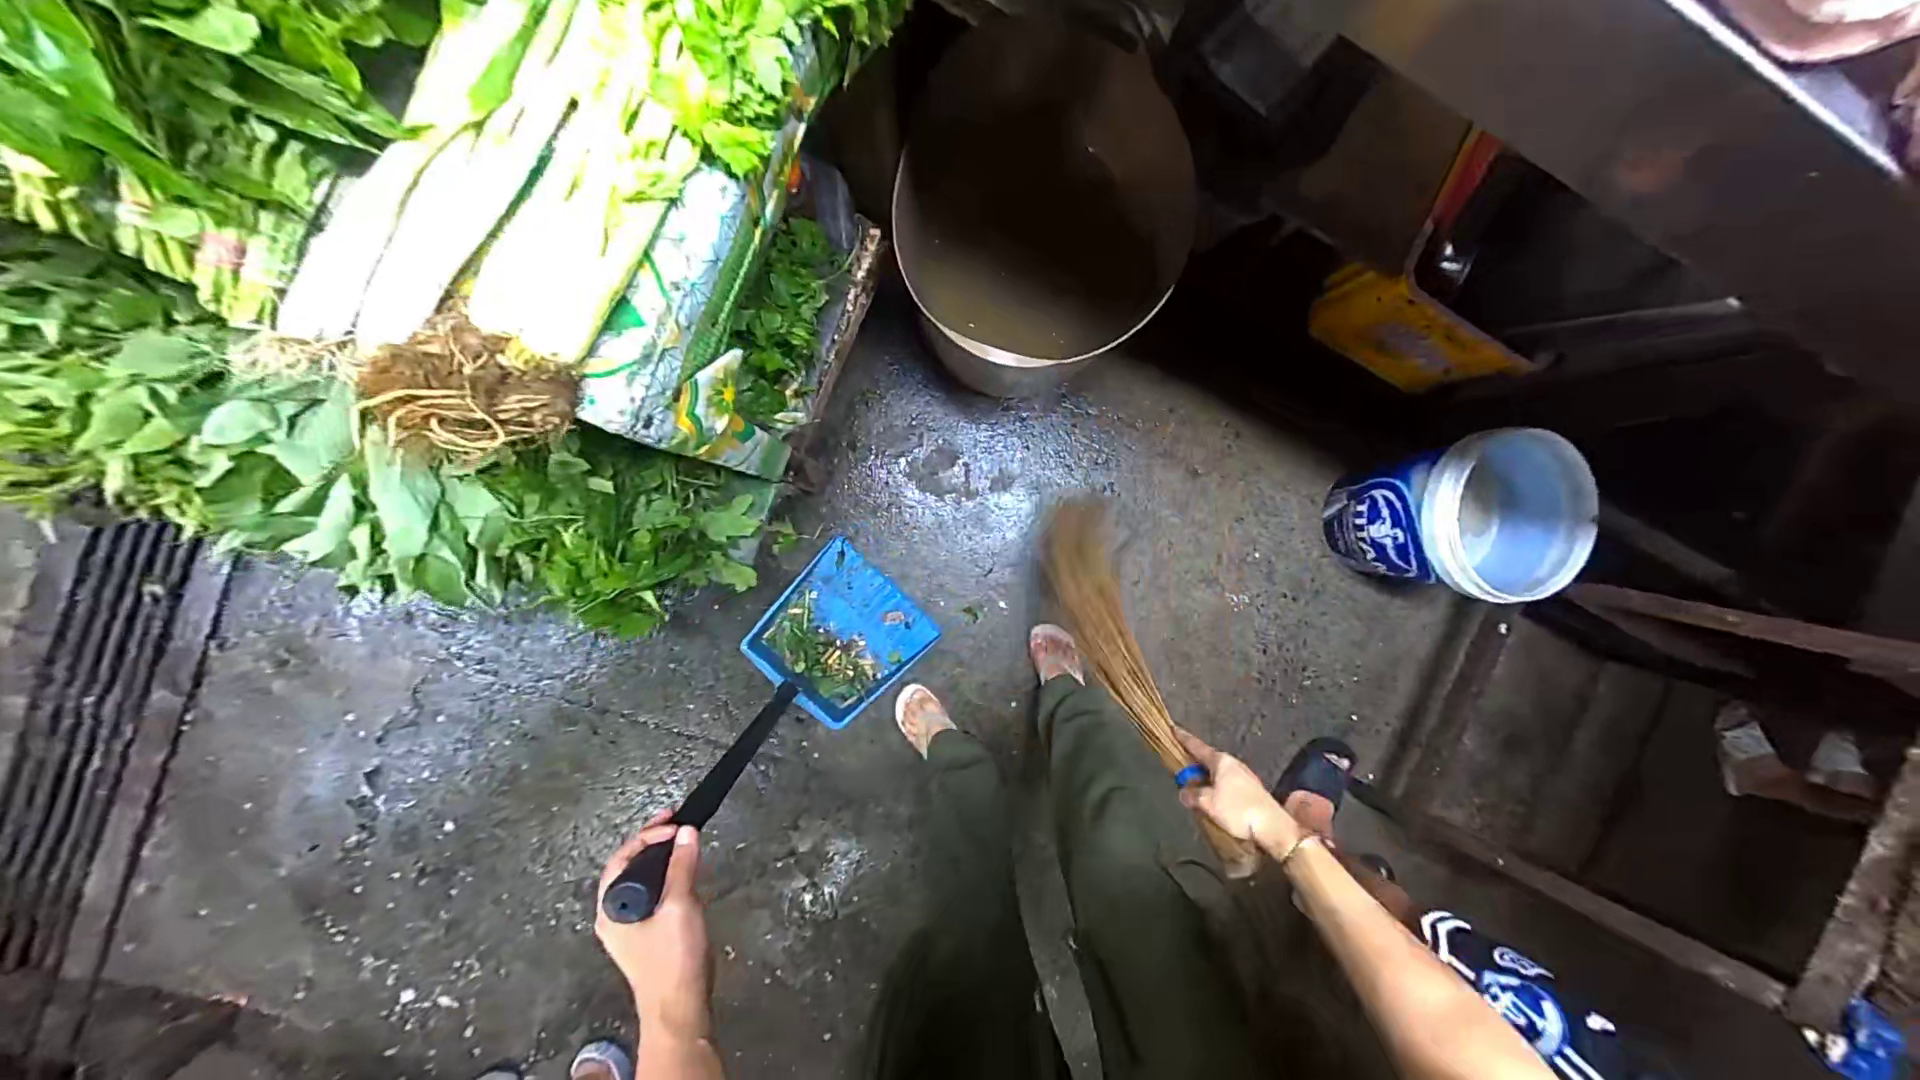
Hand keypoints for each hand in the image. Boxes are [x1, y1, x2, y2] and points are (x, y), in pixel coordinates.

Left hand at [596, 811, 712, 1043]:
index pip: (622, 858)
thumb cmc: (673, 957)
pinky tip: (684, 867)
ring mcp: (631, 926)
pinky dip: (666, 872)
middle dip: (652, 840)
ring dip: (661, 855)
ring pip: (641, 879)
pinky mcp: (648, 932)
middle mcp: (615, 916)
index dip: (647, 835)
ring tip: (682, 836)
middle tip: (676, 819)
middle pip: (628, 867)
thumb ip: (682, 866)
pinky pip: (653, 891)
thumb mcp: (680, 904)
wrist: (679, 1004)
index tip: (676, 825)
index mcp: (611, 910)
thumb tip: (686, 832)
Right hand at [1174, 726, 1302, 855]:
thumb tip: (1184, 792)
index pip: (1197, 746)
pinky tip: (1215, 803)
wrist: (1273, 827)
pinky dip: (1217, 789)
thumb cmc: (1238, 810)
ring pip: (1218, 774)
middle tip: (1182, 774)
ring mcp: (1244, 776)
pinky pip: (1227, 784)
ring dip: (1206, 780)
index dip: (1184, 739)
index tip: (1174, 729)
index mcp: (1220, 761)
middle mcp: (1233, 764)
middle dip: (1194, 766)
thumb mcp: (1207, 802)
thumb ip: (1191, 794)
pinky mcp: (1252, 790)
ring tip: (1197, 793)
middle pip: (1208, 760)